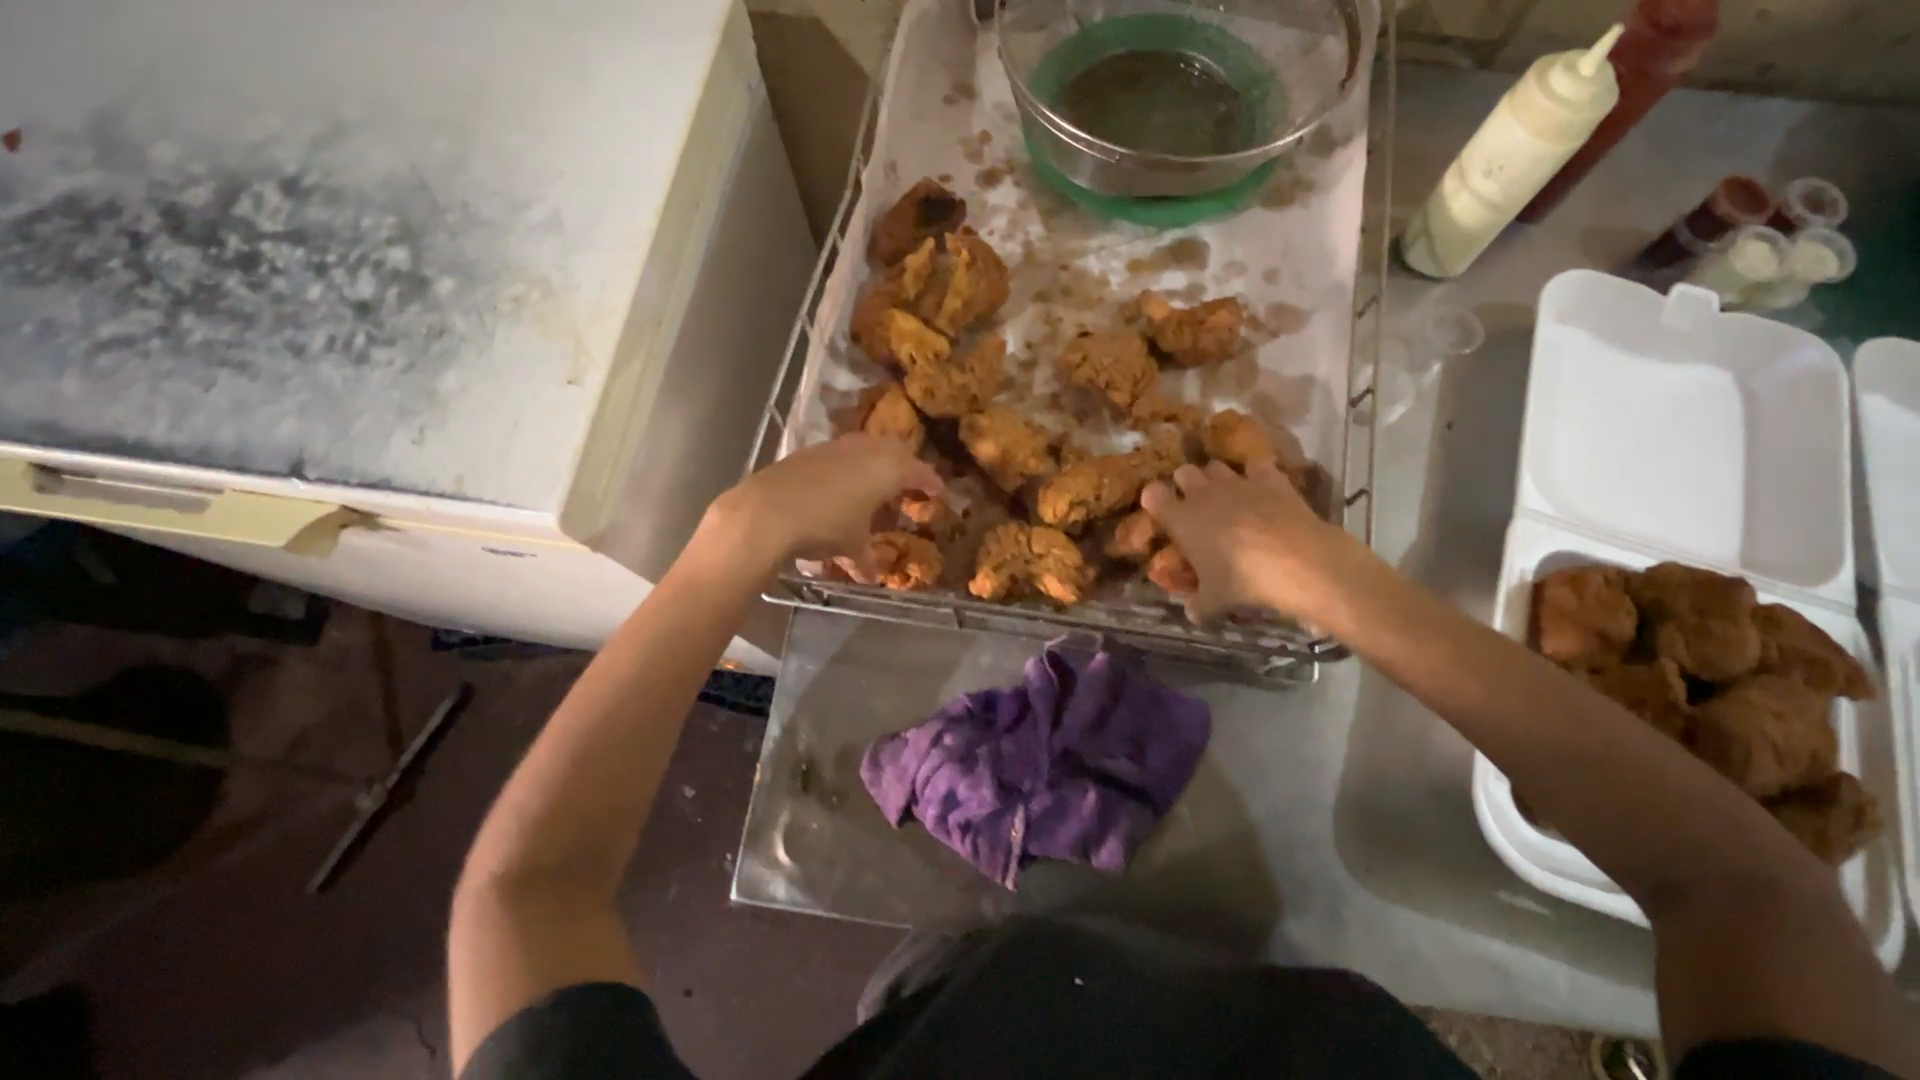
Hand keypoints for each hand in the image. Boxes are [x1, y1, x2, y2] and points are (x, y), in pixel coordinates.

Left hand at [703, 435, 942, 573]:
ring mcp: (835, 447)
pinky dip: (847, 468)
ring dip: (874, 463)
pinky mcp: (808, 452)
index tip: (939, 494)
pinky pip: (839, 456)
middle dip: (905, 467)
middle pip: (895, 451)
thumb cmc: (824, 526)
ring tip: (874, 484)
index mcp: (888, 469)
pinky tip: (838, 488)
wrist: (766, 511)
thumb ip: (865, 558)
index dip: (932, 484)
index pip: (920, 472)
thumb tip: (870, 575)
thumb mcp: (850, 546)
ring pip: (865, 448)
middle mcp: (866, 450)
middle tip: (909, 484)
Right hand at [1140, 458, 1367, 621]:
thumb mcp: (1215, 601)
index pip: (1152, 495)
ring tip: (1227, 495)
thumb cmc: (1244, 581)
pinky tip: (1262, 488)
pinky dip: (1256, 473)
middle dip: (1186, 484)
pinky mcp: (1270, 478)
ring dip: (1217, 477)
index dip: (1155, 500)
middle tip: (1195, 504)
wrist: (1297, 562)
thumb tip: (1192, 613)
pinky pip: (1256, 465)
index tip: (1162, 511)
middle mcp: (1204, 494)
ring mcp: (1238, 482)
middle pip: (1184, 472)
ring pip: (1216, 466)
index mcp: (1181, 520)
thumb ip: (1198, 605)